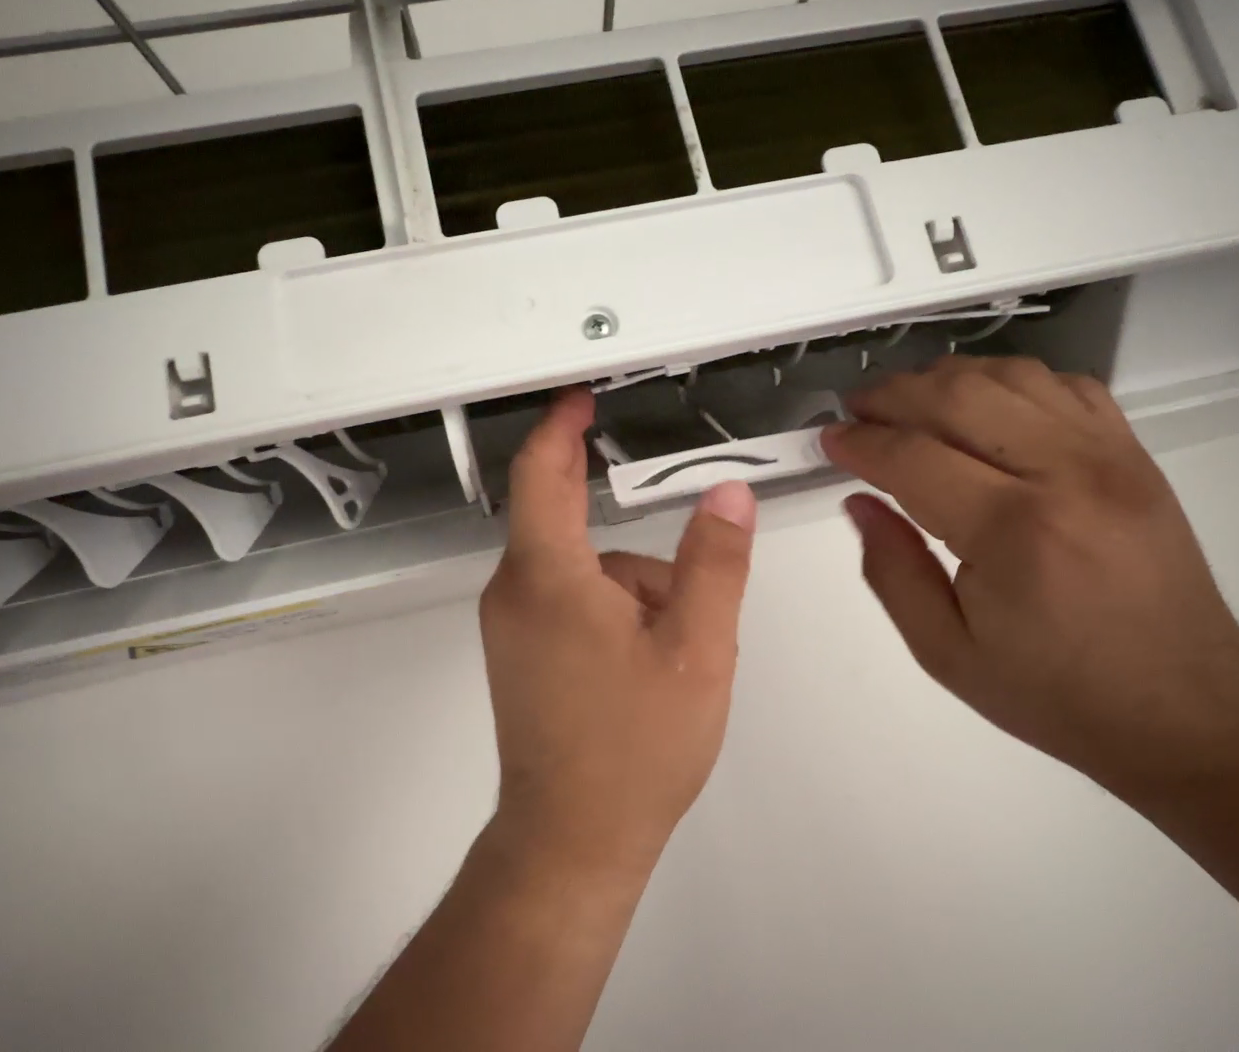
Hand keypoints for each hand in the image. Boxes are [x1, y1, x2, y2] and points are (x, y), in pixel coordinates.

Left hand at [479, 389, 757, 872]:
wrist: (573, 838)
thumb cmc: (632, 751)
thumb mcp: (698, 649)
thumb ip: (715, 563)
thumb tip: (727, 495)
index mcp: (548, 577)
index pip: (542, 472)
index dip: (561, 427)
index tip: (580, 399)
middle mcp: (515, 593)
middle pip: (568, 525)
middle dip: (631, 542)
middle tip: (676, 572)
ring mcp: (511, 627)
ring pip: (579, 571)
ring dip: (633, 589)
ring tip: (674, 654)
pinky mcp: (520, 655)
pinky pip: (567, 602)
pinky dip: (611, 611)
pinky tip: (646, 667)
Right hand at [823, 356, 1238, 792]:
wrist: (1182, 705)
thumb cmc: (1056, 691)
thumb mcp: (947, 653)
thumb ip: (893, 572)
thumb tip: (860, 502)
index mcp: (1012, 533)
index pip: (914, 457)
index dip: (861, 442)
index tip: (830, 440)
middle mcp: (1064, 475)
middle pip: (960, 395)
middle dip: (894, 395)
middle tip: (859, 411)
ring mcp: (1108, 456)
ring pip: (1012, 376)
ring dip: (948, 378)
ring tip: (909, 400)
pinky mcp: (1134, 455)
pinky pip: (1066, 386)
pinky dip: (1013, 381)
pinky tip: (985, 404)